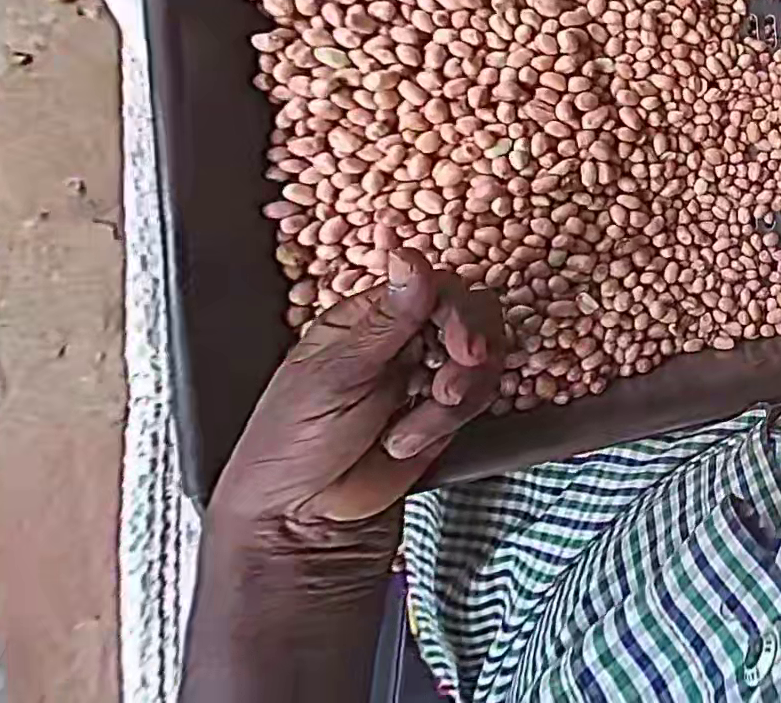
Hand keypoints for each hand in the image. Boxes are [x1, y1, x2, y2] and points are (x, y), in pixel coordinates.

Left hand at [205, 248, 505, 576]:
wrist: (304, 524)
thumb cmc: (295, 445)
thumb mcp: (335, 377)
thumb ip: (386, 318)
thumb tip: (410, 255)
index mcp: (371, 316)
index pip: (437, 288)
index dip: (458, 311)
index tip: (463, 346)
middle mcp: (408, 334)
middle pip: (472, 313)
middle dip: (470, 350)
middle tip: (449, 389)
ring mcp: (432, 368)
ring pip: (486, 352)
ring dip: (463, 390)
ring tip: (422, 422)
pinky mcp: (450, 403)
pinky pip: (482, 390)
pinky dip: (455, 417)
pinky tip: (413, 439)